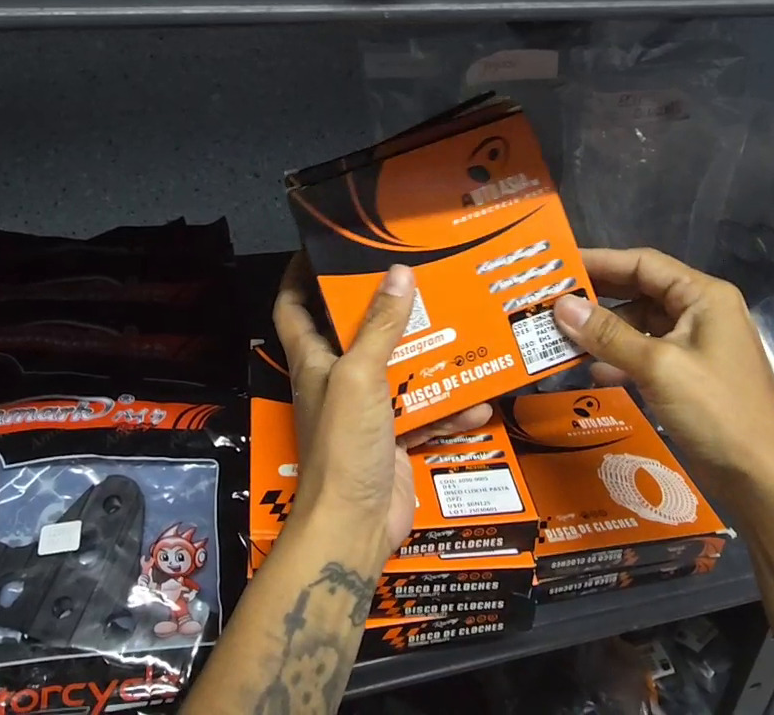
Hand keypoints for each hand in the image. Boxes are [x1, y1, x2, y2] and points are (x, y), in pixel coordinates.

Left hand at [274, 255, 491, 554]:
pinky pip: (425, 413)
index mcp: (314, 359)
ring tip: (465, 326)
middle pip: (357, 332)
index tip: (325, 247)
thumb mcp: (360, 375)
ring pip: (399, 371)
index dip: (301, 276)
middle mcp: (337, 379)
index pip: (293, 307)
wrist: (355, 526)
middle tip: (422, 277)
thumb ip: (380, 327)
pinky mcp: (395, 437)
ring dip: (430, 356)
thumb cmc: (344, 442)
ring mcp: (367, 410)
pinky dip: (450, 408)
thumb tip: (398, 274)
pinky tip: (481, 400)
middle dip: (386, 307)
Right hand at [552, 248, 773, 505]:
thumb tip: (561, 306)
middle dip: (596, 298)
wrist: (763, 480)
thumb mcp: (657, 367)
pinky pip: (645, 354)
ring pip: (638, 325)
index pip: (643, 264)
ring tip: (561, 338)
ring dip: (603, 332)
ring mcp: (696, 345)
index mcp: (703, 297)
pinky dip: (618, 358)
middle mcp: (701, 313)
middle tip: (549, 301)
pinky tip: (594, 372)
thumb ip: (607, 334)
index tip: (557, 266)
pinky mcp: (689, 375)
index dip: (599, 261)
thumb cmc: (716, 411)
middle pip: (639, 292)